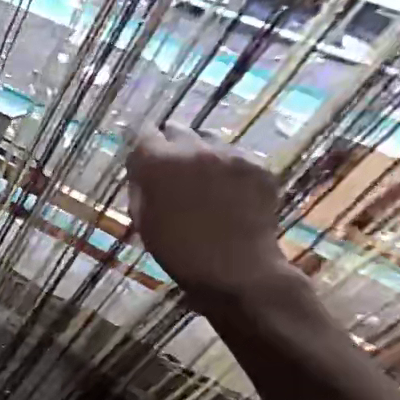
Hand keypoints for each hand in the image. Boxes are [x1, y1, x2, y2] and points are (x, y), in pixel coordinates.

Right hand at [126, 123, 296, 299]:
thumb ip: (140, 184)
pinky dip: (228, 168)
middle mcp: (193, 149)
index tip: (143, 155)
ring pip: (209, 141)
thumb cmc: (176, 248)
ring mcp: (230, 156)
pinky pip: (237, 157)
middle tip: (172, 167)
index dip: (142, 144)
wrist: (235, 269)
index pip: (144, 133)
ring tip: (203, 178)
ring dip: (201, 153)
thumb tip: (143, 169)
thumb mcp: (141, 216)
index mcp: (157, 162)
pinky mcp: (259, 167)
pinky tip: (228, 192)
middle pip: (178, 130)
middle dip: (171, 144)